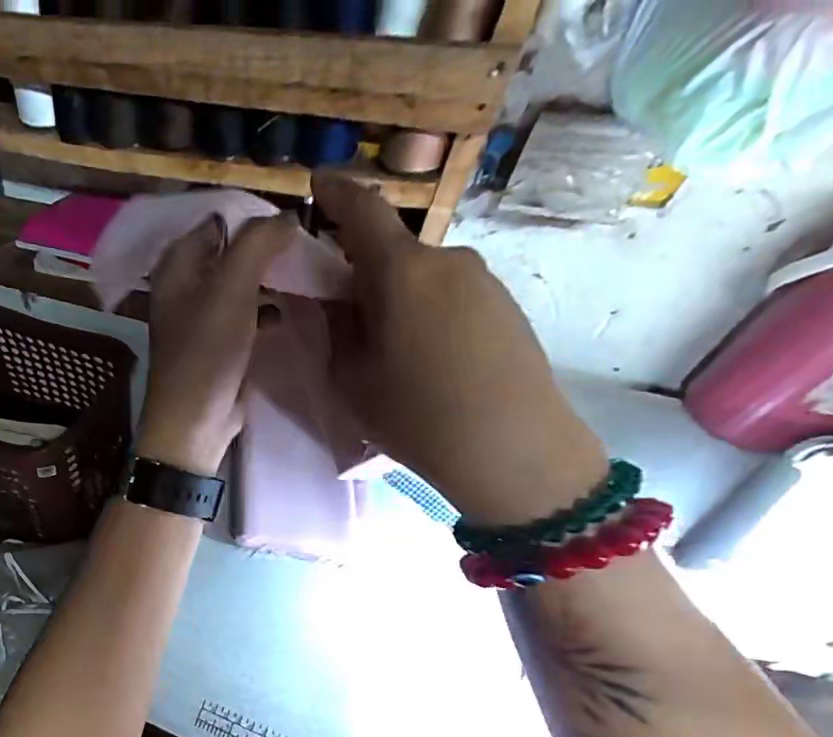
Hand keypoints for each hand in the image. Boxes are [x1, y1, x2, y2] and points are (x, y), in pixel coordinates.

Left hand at [137, 214, 297, 474]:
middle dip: (268, 251)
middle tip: (307, 250)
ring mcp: (203, 316)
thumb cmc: (207, 353)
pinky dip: (266, 309)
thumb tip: (288, 216)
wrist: (195, 423)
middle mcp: (186, 284)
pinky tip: (289, 311)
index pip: (221, 221)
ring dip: (270, 280)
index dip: (256, 220)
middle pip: (233, 252)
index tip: (295, 226)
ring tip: (306, 276)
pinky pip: (247, 313)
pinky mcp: (220, 343)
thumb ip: (257, 245)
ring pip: (243, 284)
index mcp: (178, 263)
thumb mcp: (231, 290)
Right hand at [311, 174, 608, 524]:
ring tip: (400, 357)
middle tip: (354, 322)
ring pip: (428, 279)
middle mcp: (447, 259)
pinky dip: (435, 317)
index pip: (361, 208)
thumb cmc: (418, 417)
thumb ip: (334, 330)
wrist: (515, 450)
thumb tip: (333, 301)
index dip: (334, 192)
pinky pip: (457, 299)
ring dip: (405, 301)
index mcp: (401, 269)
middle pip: (396, 253)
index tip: (317, 189)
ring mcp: (486, 282)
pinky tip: (439, 366)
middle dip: (368, 275)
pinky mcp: (509, 308)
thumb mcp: (352, 381)